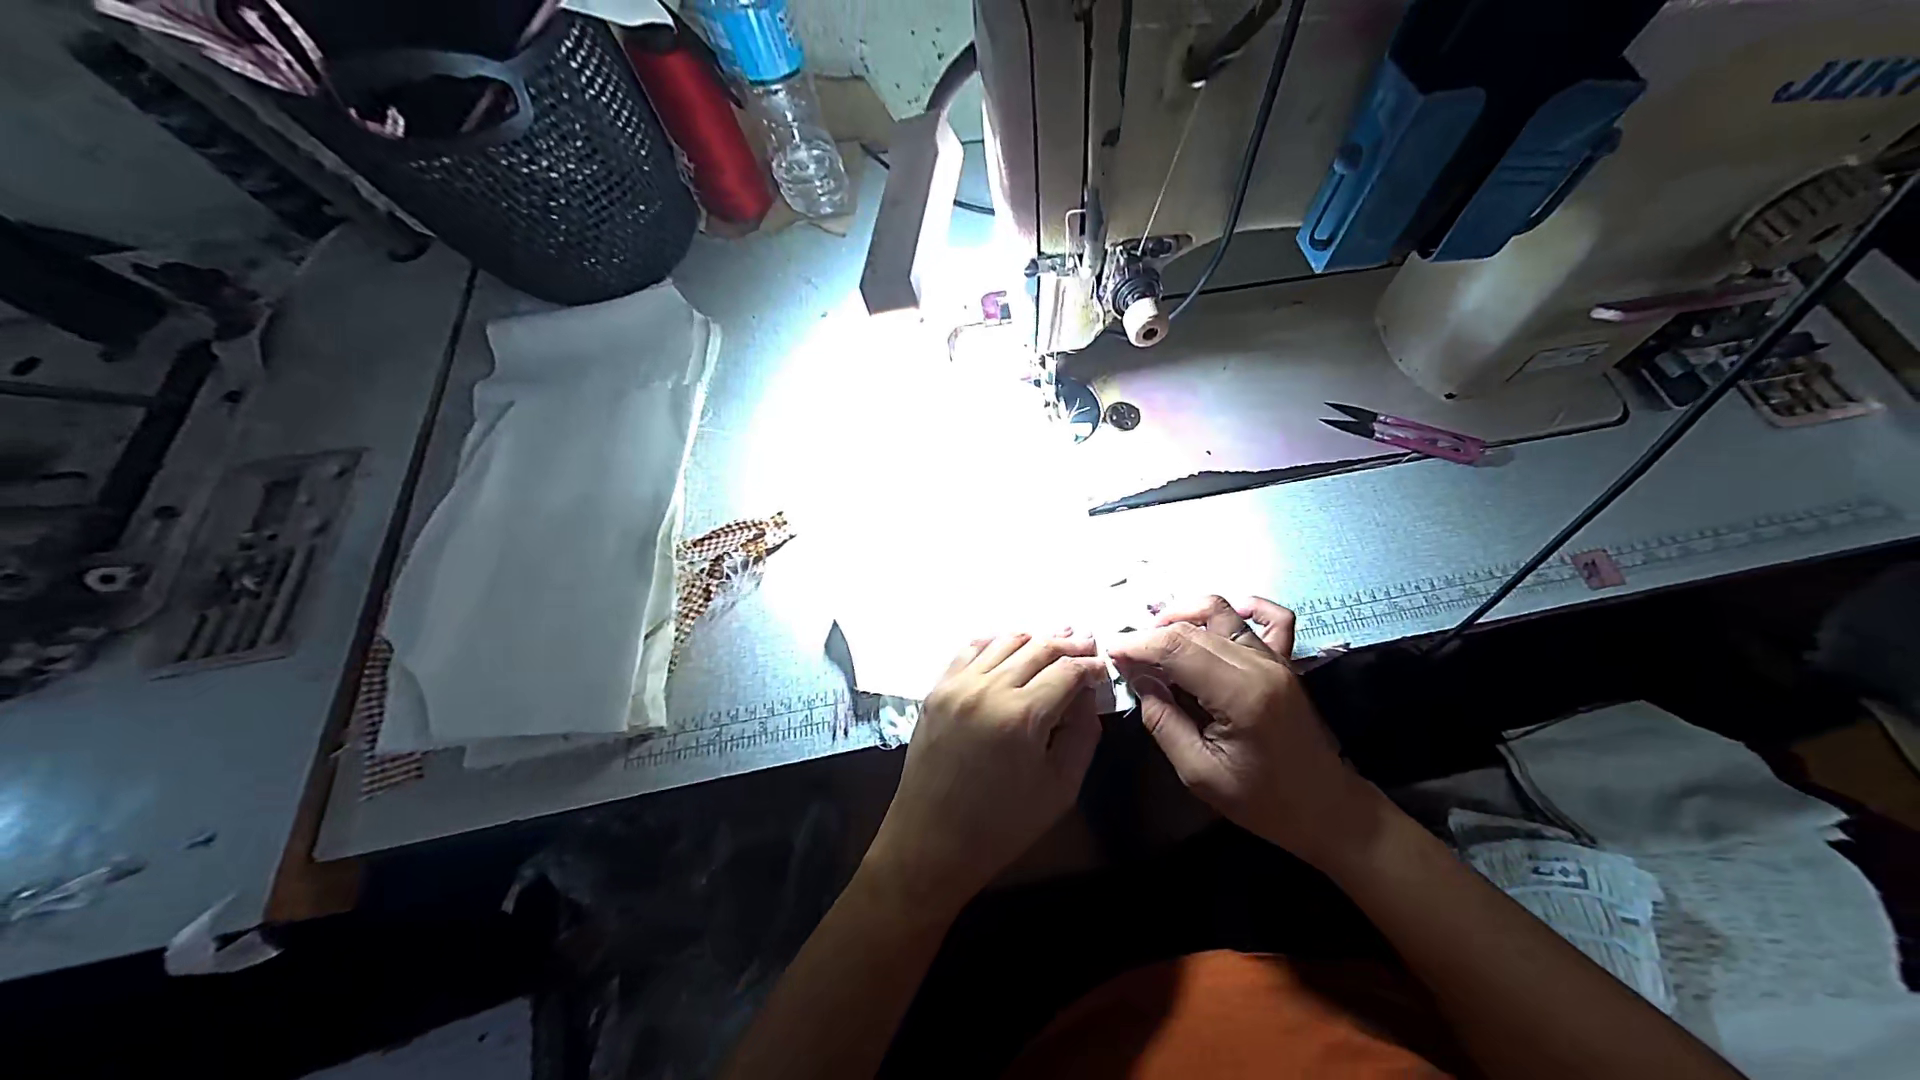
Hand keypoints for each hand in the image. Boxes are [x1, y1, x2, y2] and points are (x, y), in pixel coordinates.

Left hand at [864, 633, 1107, 909]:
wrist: (932, 841)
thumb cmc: (1003, 824)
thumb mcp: (1061, 787)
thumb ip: (1082, 733)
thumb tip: (1086, 693)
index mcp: (1022, 716)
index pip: (1066, 671)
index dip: (1090, 665)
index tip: (1103, 667)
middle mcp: (988, 689)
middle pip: (1037, 648)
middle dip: (1068, 643)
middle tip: (1087, 642)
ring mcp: (957, 686)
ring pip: (1004, 642)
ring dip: (1034, 639)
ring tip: (1055, 639)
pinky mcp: (936, 690)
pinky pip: (969, 650)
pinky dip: (995, 642)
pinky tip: (1010, 646)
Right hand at [1109, 596, 1383, 867]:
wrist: (1327, 810)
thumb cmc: (1263, 801)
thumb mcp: (1198, 772)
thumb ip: (1163, 720)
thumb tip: (1139, 679)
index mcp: (1240, 694)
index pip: (1177, 647)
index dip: (1138, 645)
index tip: (1111, 652)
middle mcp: (1260, 665)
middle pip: (1194, 627)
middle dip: (1151, 633)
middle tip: (1125, 653)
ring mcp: (1276, 659)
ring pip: (1222, 612)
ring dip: (1183, 615)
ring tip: (1155, 635)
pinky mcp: (1285, 662)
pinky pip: (1270, 618)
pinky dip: (1242, 607)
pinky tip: (1217, 618)